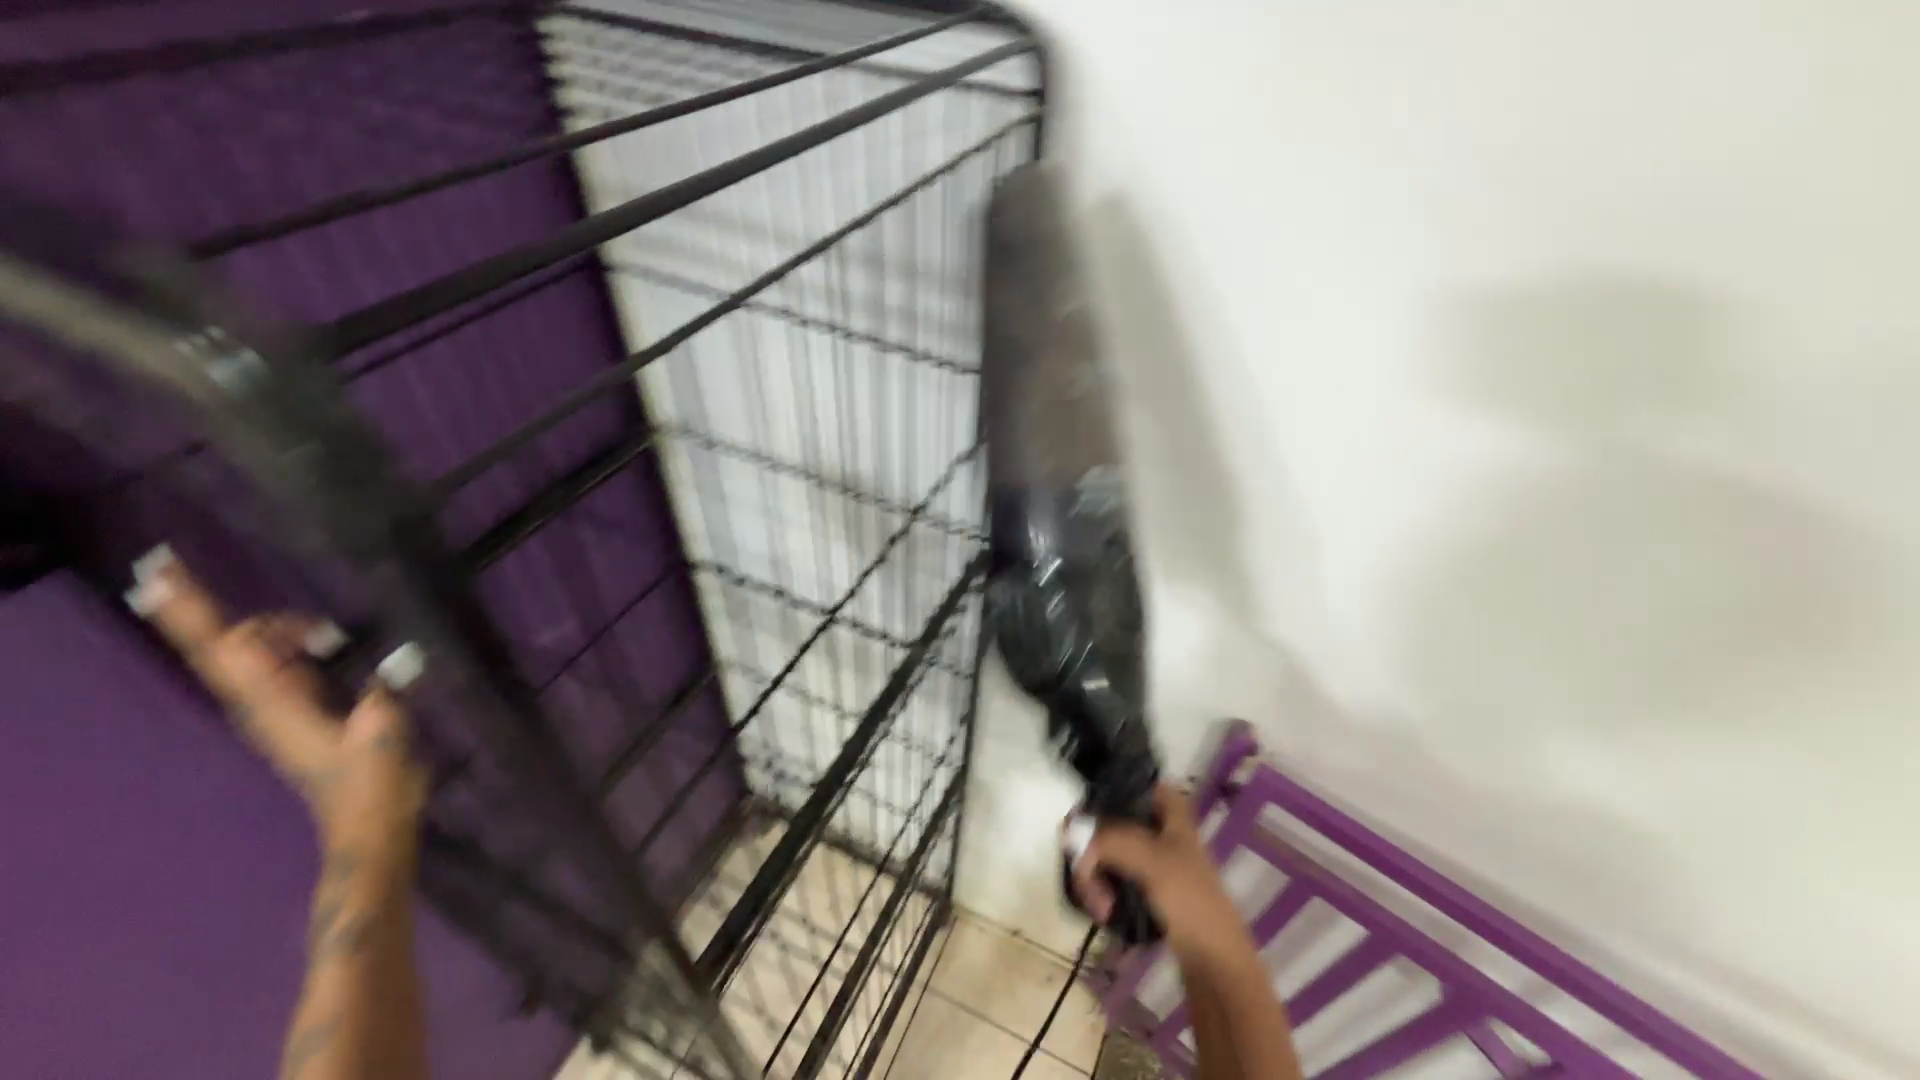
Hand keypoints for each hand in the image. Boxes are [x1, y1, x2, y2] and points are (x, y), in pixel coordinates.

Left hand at [127, 547, 427, 861]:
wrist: (369, 823)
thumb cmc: (376, 779)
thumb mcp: (383, 731)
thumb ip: (380, 693)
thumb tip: (394, 657)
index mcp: (276, 704)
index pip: (227, 649)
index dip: (191, 611)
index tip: (158, 573)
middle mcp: (261, 704)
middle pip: (221, 647)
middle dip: (196, 608)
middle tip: (172, 567)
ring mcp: (273, 711)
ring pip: (246, 655)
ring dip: (268, 629)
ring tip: (323, 631)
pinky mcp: (292, 715)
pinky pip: (270, 668)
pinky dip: (281, 645)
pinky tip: (316, 641)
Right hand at [1067, 783, 1252, 962]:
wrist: (1217, 963)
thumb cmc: (1191, 902)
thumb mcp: (1152, 861)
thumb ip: (1110, 839)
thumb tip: (1072, 834)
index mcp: (1170, 812)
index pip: (1132, 785)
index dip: (1104, 797)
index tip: (1081, 823)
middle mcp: (1160, 831)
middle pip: (1110, 822)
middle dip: (1091, 849)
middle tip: (1084, 877)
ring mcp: (1153, 862)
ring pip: (1107, 853)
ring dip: (1093, 877)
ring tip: (1099, 907)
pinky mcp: (1146, 891)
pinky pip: (1112, 880)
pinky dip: (1101, 892)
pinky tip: (1102, 911)